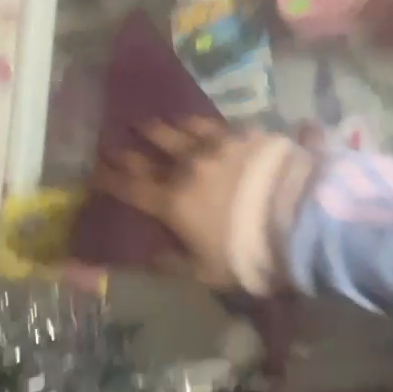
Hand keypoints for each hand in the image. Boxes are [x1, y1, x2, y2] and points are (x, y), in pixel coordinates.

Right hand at [89, 118, 310, 294]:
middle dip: (138, 142)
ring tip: (161, 119)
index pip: (133, 188)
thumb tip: (151, 256)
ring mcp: (221, 146)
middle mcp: (191, 167)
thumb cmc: (249, 253)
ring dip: (171, 125)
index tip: (95, 168)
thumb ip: (175, 263)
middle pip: (158, 150)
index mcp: (174, 202)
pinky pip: (220, 124)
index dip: (111, 178)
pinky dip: (206, 123)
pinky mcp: (249, 134)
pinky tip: (205, 121)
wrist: (297, 217)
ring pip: (188, 130)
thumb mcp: (206, 272)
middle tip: (126, 129)